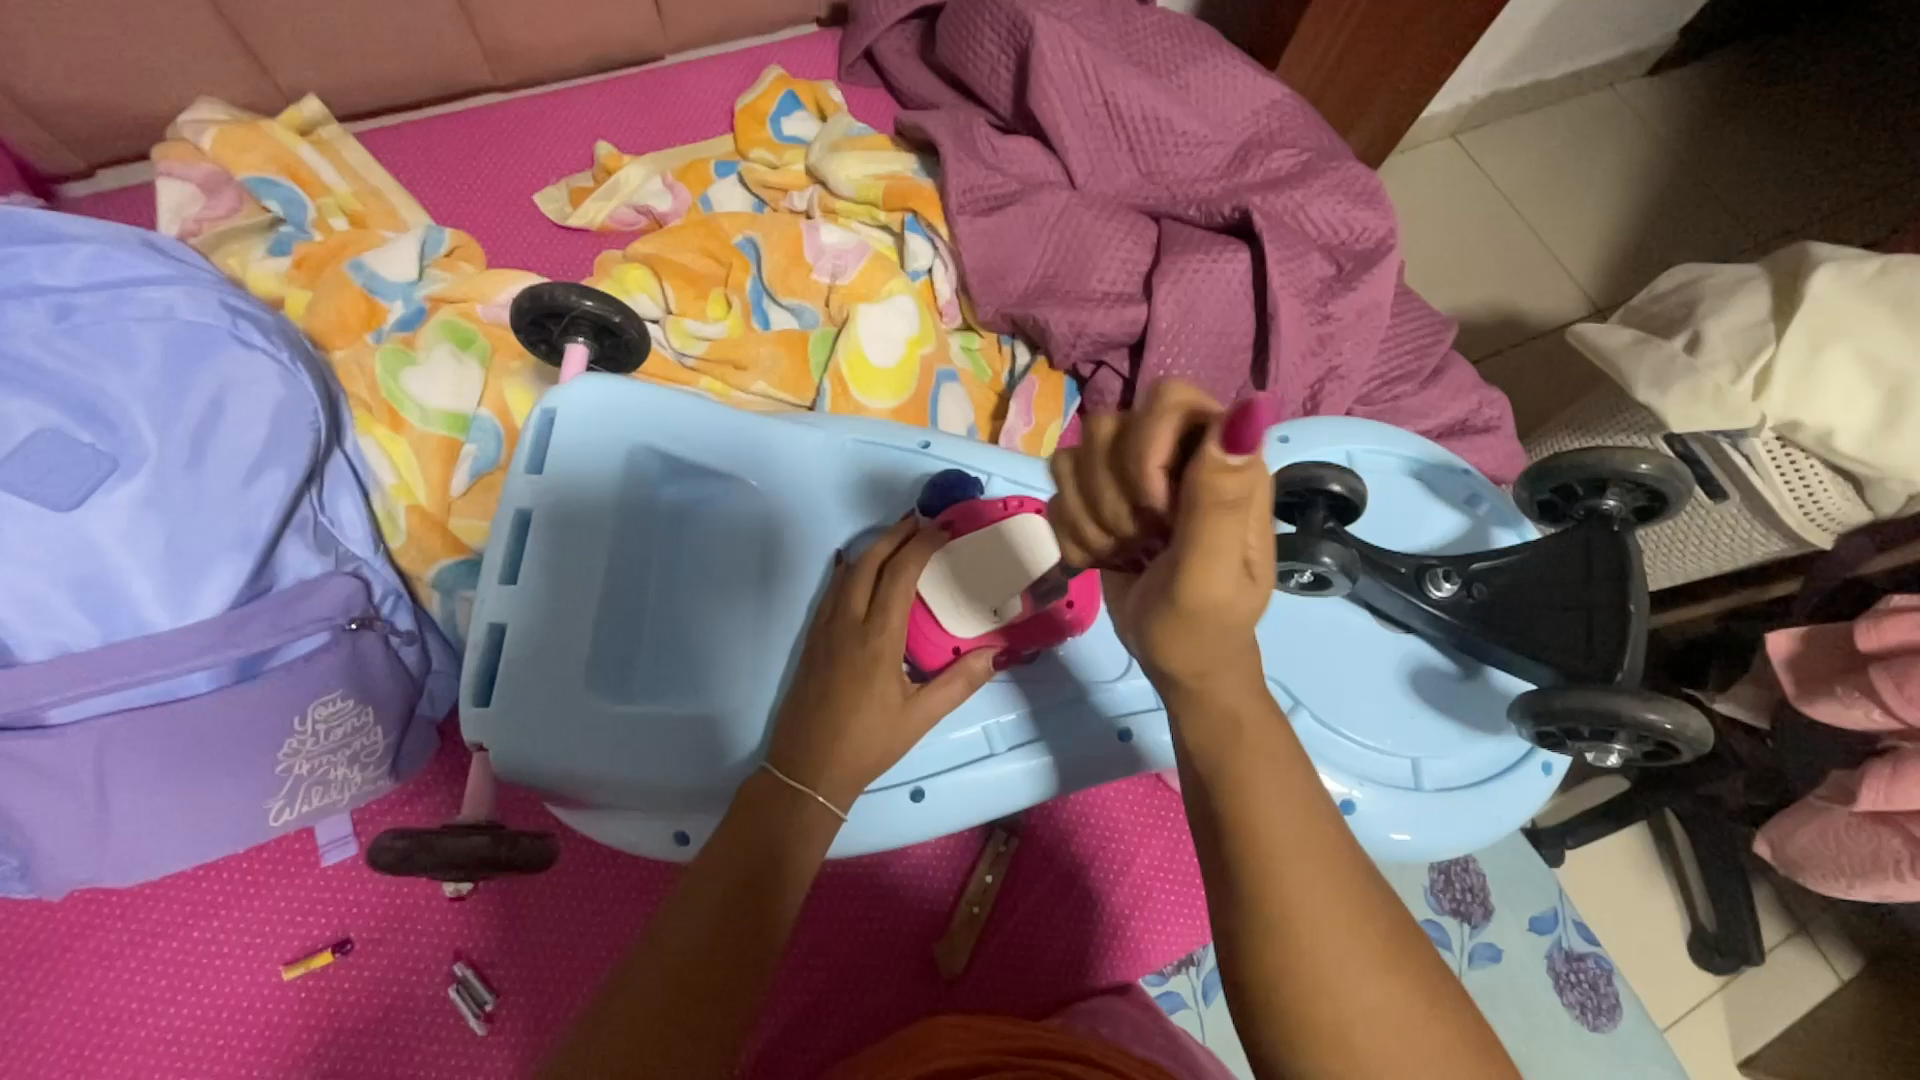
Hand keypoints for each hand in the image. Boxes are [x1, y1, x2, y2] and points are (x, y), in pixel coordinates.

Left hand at [764, 517, 995, 811]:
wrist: (806, 769)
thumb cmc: (868, 744)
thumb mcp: (920, 717)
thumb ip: (960, 682)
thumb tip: (999, 653)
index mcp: (878, 637)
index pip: (900, 573)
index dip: (922, 544)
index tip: (944, 528)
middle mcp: (847, 622)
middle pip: (870, 561)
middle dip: (895, 534)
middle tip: (921, 520)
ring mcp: (824, 629)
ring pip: (847, 572)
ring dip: (873, 548)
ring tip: (897, 536)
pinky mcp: (812, 640)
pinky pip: (831, 590)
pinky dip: (848, 569)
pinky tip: (851, 564)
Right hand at [1047, 380, 1279, 693]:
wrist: (1174, 662)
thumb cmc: (1204, 627)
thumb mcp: (1213, 576)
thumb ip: (1219, 498)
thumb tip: (1249, 407)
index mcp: (1224, 460)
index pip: (1169, 400)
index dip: (1147, 452)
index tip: (1157, 512)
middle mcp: (1177, 454)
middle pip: (1109, 426)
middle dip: (1113, 497)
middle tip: (1142, 542)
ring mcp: (1133, 475)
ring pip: (1076, 455)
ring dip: (1090, 518)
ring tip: (1124, 553)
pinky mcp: (1098, 498)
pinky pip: (1058, 489)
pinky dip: (1072, 533)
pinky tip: (1101, 559)